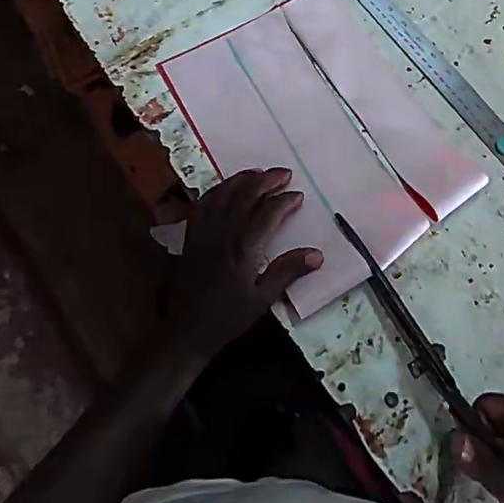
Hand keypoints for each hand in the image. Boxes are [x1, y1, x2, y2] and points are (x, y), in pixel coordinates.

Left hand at [166, 168, 322, 359]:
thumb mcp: (262, 299)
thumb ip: (287, 272)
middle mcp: (222, 233)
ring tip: (257, 173)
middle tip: (283, 174)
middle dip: (265, 181)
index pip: (267, 213)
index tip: (298, 196)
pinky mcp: (190, 235)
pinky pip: (203, 204)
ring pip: (222, 194)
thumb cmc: (227, 317)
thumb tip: (317, 254)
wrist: (186, 329)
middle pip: (245, 196)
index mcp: (243, 249)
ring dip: (241, 180)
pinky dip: (216, 191)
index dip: (284, 201)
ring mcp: (203, 232)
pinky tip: (224, 189)